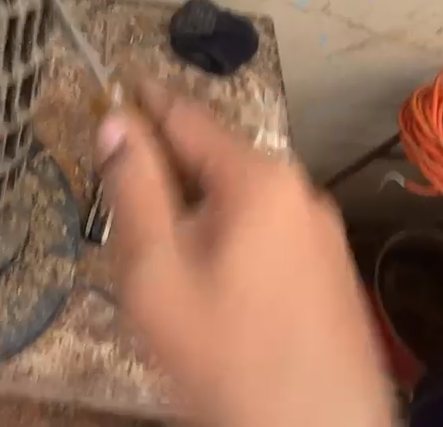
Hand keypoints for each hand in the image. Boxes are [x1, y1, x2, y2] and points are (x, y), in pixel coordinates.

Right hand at [101, 89, 395, 426]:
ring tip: (161, 254)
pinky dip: (226, 234)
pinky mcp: (332, 272)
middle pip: (211, 157)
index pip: (184, 114)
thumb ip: (131, 188)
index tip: (110, 85)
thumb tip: (114, 121)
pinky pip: (265, 230)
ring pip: (237, 197)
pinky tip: (210, 286)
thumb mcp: (155, 272)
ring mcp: (322, 233)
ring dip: (193, 206)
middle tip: (122, 201)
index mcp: (257, 178)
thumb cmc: (225, 358)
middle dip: (164, 168)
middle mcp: (299, 190)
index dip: (141, 100)